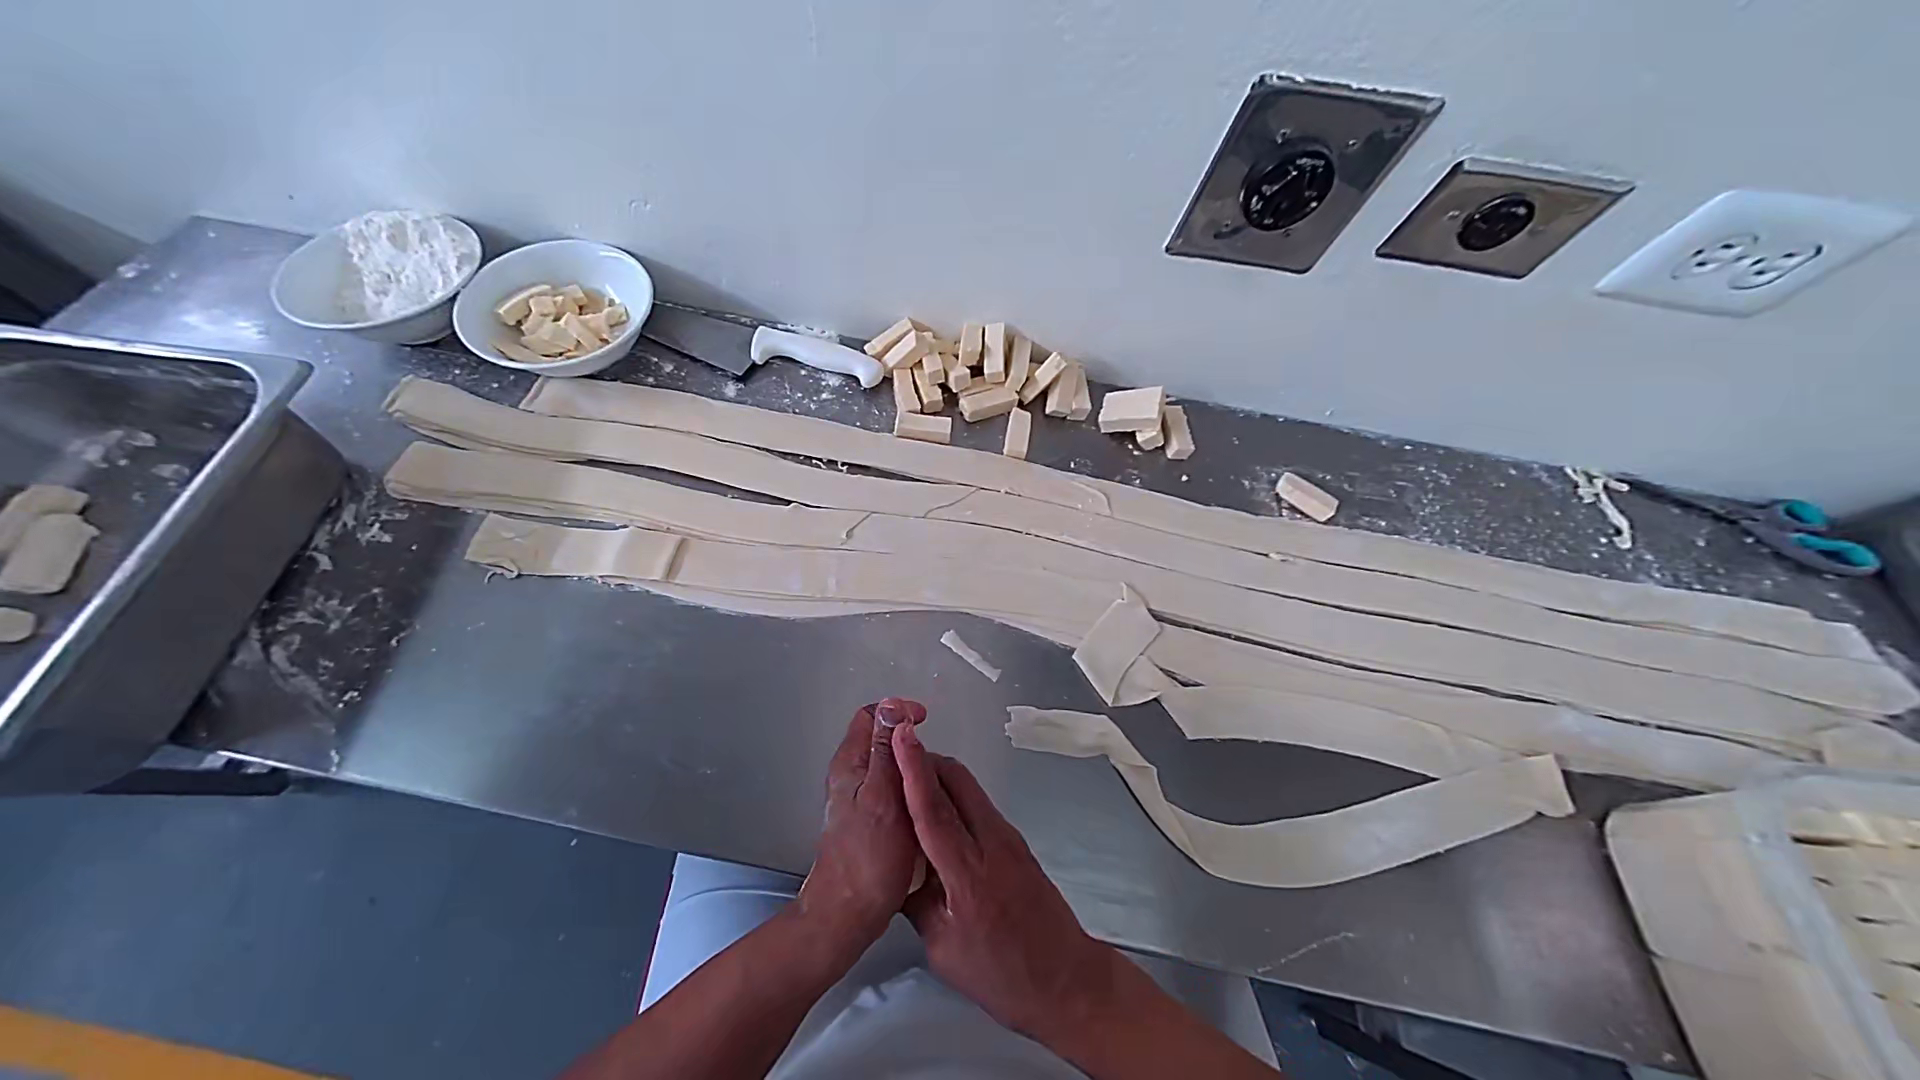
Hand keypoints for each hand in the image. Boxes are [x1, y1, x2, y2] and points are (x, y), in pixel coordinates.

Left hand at [797, 699, 926, 954]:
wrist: (850, 913)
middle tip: (931, 756)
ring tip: (931, 781)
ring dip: (911, 766)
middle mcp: (850, 776)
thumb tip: (893, 708)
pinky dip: (910, 790)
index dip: (899, 712)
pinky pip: (893, 790)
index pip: (872, 715)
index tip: (924, 722)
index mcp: (849, 763)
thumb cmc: (867, 857)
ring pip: (889, 766)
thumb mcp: (882, 794)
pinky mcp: (869, 820)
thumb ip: (886, 750)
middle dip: (909, 740)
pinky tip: (923, 807)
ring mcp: (858, 799)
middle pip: (881, 739)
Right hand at [892, 721, 1127, 1046]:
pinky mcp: (1017, 842)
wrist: (1066, 980)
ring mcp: (1009, 839)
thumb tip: (893, 865)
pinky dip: (954, 797)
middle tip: (893, 758)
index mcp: (968, 875)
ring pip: (969, 789)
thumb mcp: (943, 947)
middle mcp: (992, 844)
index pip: (934, 810)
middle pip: (957, 781)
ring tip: (907, 783)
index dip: (913, 770)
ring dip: (940, 777)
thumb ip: (915, 899)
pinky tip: (937, 814)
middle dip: (924, 761)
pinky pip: (979, 805)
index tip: (900, 737)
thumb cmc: (1000, 975)